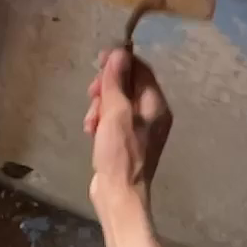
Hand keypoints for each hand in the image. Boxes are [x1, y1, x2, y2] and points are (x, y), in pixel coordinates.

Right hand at [84, 48, 170, 207]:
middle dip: (106, 88)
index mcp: (156, 105)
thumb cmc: (119, 153)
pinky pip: (113, 121)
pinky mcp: (126, 142)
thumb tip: (118, 52)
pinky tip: (91, 132)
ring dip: (99, 107)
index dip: (120, 61)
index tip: (98, 61)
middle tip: (91, 96)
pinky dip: (101, 122)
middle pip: (127, 85)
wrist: (118, 194)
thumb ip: (116, 82)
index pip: (141, 69)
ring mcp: (139, 130)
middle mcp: (152, 114)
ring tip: (90, 123)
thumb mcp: (116, 112)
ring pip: (116, 103)